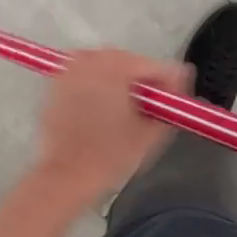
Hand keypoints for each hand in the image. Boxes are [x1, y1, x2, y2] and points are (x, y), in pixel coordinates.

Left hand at [35, 49, 191, 202]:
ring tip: (128, 109)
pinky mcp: (57, 85)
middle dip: (143, 81)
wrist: (66, 176)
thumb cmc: (110, 157)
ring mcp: (70, 70)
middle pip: (129, 62)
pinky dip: (99, 87)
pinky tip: (104, 111)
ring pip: (106, 66)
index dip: (170, 84)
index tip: (176, 102)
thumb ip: (171, 105)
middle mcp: (91, 60)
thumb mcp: (151, 134)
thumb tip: (180, 88)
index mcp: (116, 68)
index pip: (154, 66)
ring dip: (121, 82)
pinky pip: (86, 77)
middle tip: (153, 107)